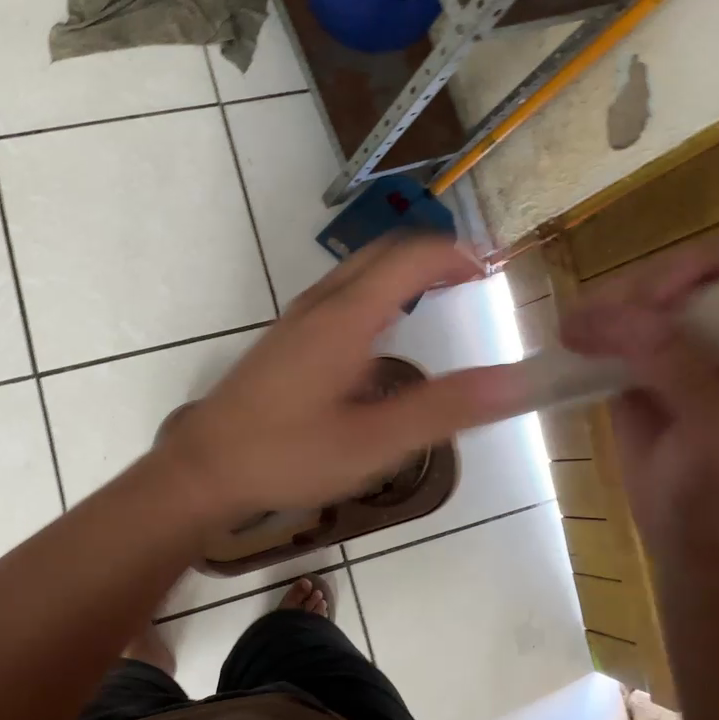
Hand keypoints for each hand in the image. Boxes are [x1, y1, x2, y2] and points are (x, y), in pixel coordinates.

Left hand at [154, 237, 530, 525]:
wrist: (203, 467)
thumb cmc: (287, 455)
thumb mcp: (374, 442)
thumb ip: (444, 409)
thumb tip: (515, 382)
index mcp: (344, 317)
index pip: (410, 257)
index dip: (457, 253)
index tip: (497, 269)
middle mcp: (320, 304)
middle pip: (383, 252)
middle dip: (434, 253)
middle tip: (477, 275)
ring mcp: (298, 318)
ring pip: (359, 269)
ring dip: (405, 269)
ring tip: (446, 292)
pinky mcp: (286, 338)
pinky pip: (342, 291)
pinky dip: (380, 288)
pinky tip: (390, 329)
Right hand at [559, 239, 718, 559]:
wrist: (695, 542)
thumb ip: (677, 366)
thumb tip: (617, 313)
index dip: (711, 267)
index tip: (664, 297)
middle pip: (690, 273)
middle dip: (645, 288)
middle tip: (607, 320)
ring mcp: (687, 345)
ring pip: (646, 295)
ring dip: (609, 304)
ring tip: (575, 331)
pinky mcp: (643, 363)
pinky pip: (615, 326)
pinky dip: (590, 325)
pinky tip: (569, 337)